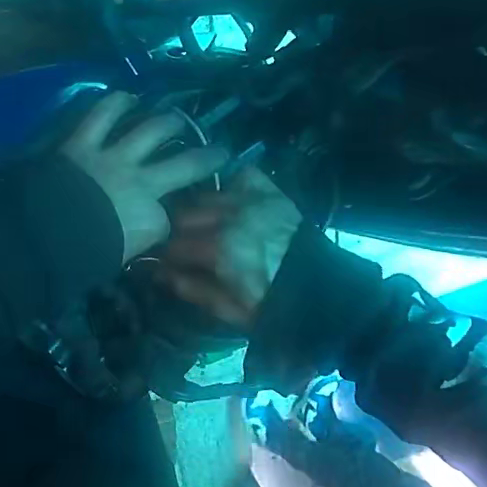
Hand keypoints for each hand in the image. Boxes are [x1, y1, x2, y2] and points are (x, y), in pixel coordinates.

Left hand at [60, 92, 227, 260]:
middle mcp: (141, 182)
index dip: (170, 219)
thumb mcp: (115, 260)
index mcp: (150, 219)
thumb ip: (131, 243)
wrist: (41, 237)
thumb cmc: (79, 258)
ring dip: (168, 122)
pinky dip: (116, 103)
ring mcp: (113, 158)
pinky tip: (128, 97)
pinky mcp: (83, 143)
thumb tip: (132, 237)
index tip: (169, 219)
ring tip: (176, 119)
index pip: (168, 218)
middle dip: (207, 158)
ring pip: (152, 130)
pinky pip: (102, 114)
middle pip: (186, 164)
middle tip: (219, 151)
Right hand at [160, 166, 303, 327]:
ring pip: (207, 194)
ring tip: (205, 225)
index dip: (166, 256)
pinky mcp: (271, 193)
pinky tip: (229, 199)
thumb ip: (192, 288)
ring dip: (200, 209)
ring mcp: (252, 199)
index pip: (173, 244)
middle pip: (183, 214)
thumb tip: (161, 274)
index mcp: (218, 248)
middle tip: (185, 246)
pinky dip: (232, 184)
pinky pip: (242, 176)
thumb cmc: (275, 306)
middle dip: (178, 231)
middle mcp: (230, 216)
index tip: (167, 264)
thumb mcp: (231, 309)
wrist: (325, 292)